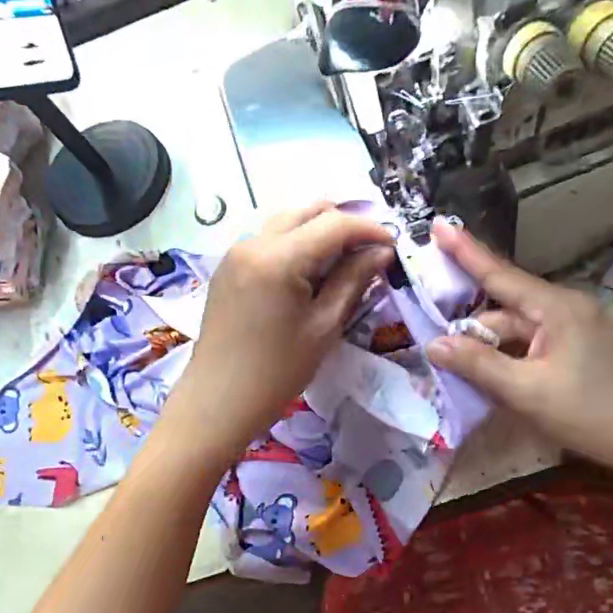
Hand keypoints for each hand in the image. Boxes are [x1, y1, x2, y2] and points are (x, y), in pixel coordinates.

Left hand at [156, 202, 393, 466]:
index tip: (393, 245)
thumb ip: (354, 280)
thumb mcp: (324, 326)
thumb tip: (381, 251)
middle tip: (370, 250)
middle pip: (308, 212)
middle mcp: (254, 243)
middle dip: (344, 224)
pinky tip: (311, 273)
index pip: (334, 224)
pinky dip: (296, 244)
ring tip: (344, 262)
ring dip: (319, 232)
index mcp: (279, 258)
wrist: (219, 400)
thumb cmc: (277, 371)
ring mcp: (236, 253)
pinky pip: (269, 240)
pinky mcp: (228, 267)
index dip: (369, 229)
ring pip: (287, 222)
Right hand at [425, 222, 612, 516]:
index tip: (438, 225)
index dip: (464, 251)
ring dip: (491, 349)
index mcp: (556, 307)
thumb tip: (434, 344)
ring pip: (518, 331)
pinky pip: (533, 345)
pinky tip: (493, 378)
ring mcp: (576, 329)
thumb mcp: (527, 392)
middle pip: (505, 310)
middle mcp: (566, 308)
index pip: (499, 273)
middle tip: (437, 348)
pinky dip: (510, 358)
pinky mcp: (581, 349)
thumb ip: (479, 365)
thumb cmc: (592, 413)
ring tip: (460, 373)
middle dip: (472, 329)